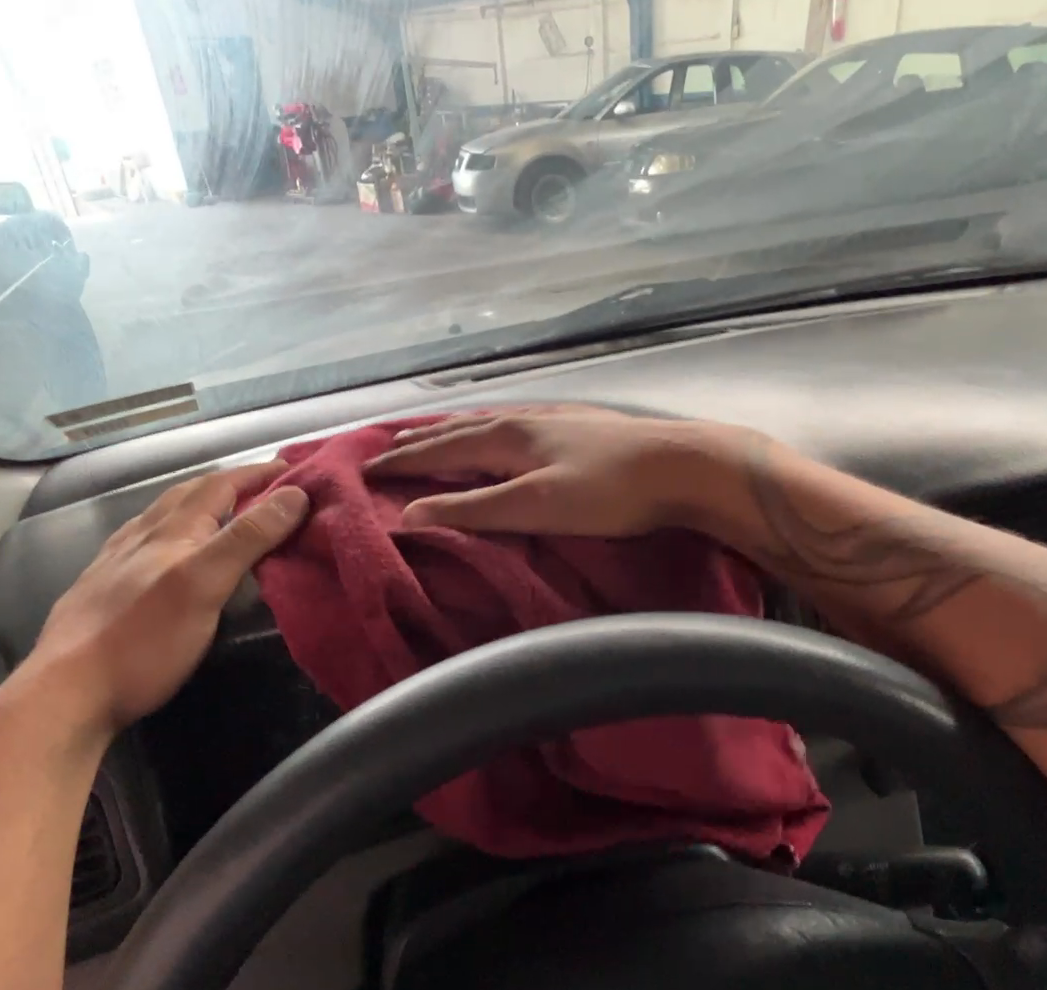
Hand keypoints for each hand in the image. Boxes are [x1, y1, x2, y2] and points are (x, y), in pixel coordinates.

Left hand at [17, 463, 308, 738]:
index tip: (295, 468)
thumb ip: (248, 537)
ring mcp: (117, 560)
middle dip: (232, 483)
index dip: (258, 473)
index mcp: (172, 530)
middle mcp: (142, 535)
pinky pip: (144, 541)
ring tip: (227, 510)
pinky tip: (168, 548)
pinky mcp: (103, 587)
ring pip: (164, 516)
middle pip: (191, 494)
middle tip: (269, 485)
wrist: (67, 693)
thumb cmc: (145, 641)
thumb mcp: (205, 584)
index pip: (221, 485)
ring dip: (201, 504)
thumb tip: (295, 494)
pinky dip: (172, 531)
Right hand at [366, 407, 744, 535]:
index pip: (440, 449)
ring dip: (451, 430)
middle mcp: (523, 419)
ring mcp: (552, 419)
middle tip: (383, 445)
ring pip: (486, 422)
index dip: (401, 461)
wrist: (682, 465)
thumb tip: (409, 514)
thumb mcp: (536, 506)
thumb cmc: (609, 491)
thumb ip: (474, 509)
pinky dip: (487, 429)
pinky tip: (501, 431)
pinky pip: (513, 423)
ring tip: (429, 432)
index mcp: (507, 436)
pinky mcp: (577, 425)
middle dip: (418, 440)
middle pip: (458, 429)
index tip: (365, 468)